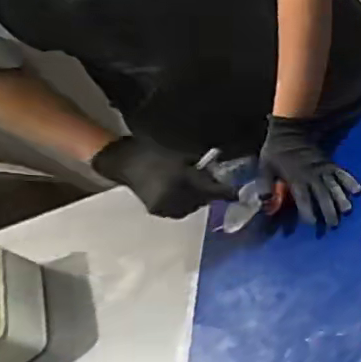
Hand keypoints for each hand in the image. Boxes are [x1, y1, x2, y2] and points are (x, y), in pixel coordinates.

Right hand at [89, 138, 233, 218]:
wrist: (122, 160)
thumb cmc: (152, 150)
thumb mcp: (181, 154)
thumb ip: (201, 166)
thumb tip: (218, 175)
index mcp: (183, 179)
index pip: (212, 190)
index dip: (227, 193)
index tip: (238, 195)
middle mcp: (177, 197)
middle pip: (204, 200)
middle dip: (209, 193)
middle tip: (209, 182)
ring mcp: (166, 206)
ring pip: (192, 207)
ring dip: (197, 199)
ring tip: (191, 187)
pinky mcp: (157, 211)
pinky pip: (179, 210)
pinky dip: (184, 203)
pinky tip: (179, 193)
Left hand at [258, 115, 360, 227]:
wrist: (290, 129)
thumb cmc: (276, 151)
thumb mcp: (264, 167)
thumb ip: (265, 185)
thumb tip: (264, 203)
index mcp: (295, 178)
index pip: (303, 198)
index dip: (308, 211)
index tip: (312, 222)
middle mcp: (311, 176)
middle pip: (322, 195)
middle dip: (328, 210)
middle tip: (334, 224)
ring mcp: (323, 169)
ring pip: (334, 186)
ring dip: (341, 199)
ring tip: (347, 211)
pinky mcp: (330, 163)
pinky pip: (342, 173)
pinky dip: (350, 181)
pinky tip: (357, 191)